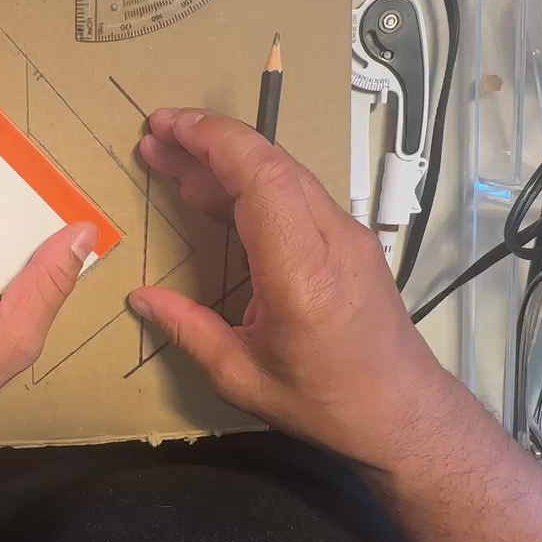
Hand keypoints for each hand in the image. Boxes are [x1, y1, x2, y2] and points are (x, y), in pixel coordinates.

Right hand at [127, 108, 473, 471]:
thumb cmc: (324, 402)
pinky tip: (215, 197)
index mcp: (301, 274)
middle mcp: (331, 239)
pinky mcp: (349, 240)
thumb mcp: (240, 376)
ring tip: (174, 164)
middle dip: (208, 142)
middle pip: (270, 163)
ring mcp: (347, 235)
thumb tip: (140, 297)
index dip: (212, 141)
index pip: (262, 177)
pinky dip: (250, 185)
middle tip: (155, 141)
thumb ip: (187, 330)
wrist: (402, 413)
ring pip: (284, 173)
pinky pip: (295, 195)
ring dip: (227, 161)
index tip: (167, 128)